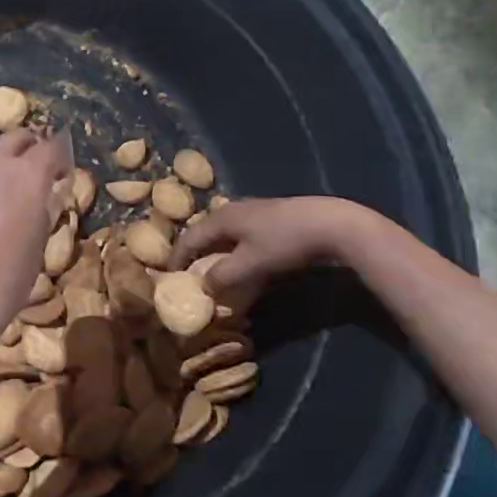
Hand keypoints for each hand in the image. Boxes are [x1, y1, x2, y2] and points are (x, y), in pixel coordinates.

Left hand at [0, 129, 68, 397]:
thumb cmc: (0, 286)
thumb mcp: (35, 251)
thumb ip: (40, 215)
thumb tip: (40, 200)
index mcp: (25, 176)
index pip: (52, 147)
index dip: (63, 156)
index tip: (66, 174)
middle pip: (16, 139)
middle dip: (32, 148)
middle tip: (42, 174)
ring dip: (5, 168)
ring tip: (12, 200)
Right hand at [170, 196, 385, 292]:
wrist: (330, 223)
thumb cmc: (284, 242)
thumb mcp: (250, 264)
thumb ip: (222, 276)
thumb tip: (203, 287)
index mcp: (222, 218)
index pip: (189, 237)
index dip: (177, 257)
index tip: (167, 276)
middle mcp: (233, 209)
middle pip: (205, 232)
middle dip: (194, 252)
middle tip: (187, 273)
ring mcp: (254, 211)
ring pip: (224, 232)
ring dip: (215, 251)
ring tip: (211, 269)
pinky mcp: (271, 217)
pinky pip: (241, 234)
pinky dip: (233, 248)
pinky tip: (241, 261)